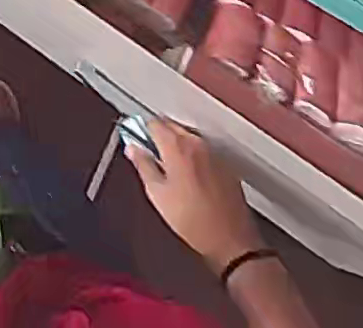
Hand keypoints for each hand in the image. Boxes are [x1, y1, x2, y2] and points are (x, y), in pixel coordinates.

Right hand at [126, 118, 262, 269]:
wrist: (230, 240)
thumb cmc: (192, 220)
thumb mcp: (158, 194)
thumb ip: (143, 165)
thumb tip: (132, 148)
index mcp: (176, 146)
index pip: (153, 122)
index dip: (142, 131)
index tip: (137, 142)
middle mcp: (195, 142)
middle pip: (171, 125)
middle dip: (159, 135)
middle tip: (151, 156)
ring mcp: (212, 151)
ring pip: (187, 136)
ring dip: (176, 144)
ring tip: (171, 170)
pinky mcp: (224, 162)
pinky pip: (202, 149)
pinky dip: (193, 154)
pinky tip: (190, 177)